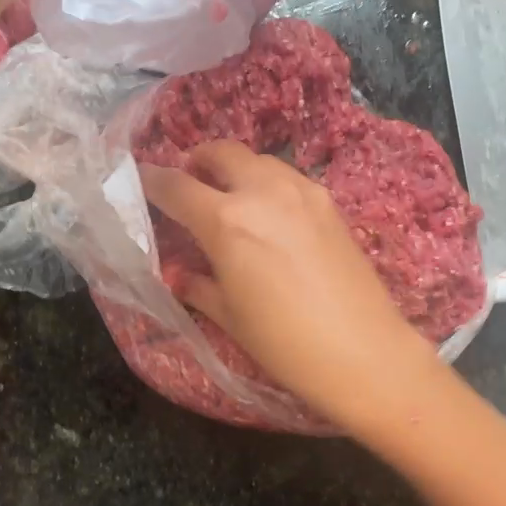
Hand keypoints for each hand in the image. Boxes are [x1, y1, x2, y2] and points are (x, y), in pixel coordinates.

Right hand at [140, 141, 438, 426]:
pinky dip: (266, 184)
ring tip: (226, 199)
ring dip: (234, 170)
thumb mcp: (228, 316)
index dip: (153, 181)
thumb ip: (196, 285)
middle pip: (221, 153)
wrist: (363, 352)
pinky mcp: (329, 203)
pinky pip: (286, 178)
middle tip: (187, 184)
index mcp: (227, 221)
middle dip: (197, 161)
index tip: (142, 182)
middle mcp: (262, 192)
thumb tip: (177, 272)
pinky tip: (266, 216)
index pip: (177, 186)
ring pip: (258, 161)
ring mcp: (302, 192)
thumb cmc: (283, 342)